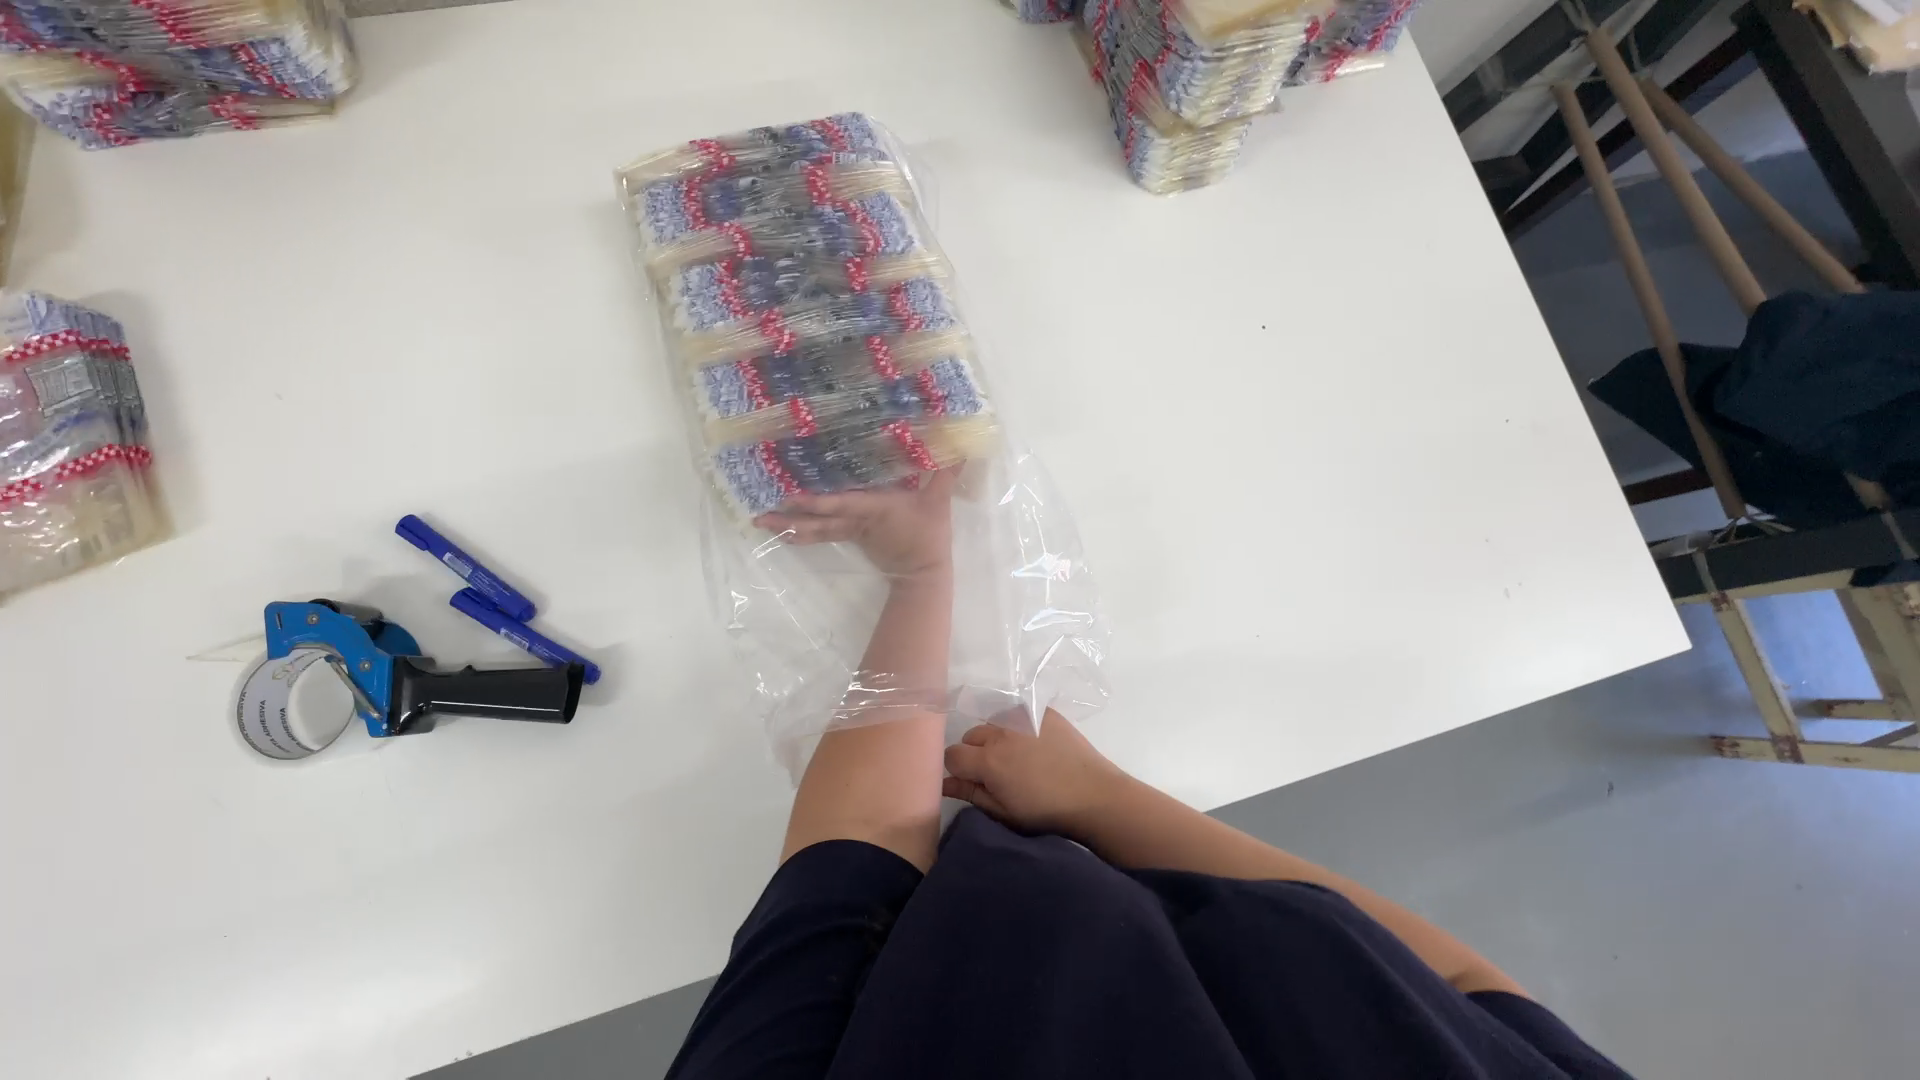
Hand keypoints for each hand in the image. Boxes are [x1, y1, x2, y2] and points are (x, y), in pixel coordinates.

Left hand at [754, 469, 954, 578]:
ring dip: (788, 525)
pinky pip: (824, 534)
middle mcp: (857, 519)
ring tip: (762, 522)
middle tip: (759, 514)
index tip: (790, 495)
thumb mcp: (938, 503)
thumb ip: (944, 475)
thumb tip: (960, 448)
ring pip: (816, 528)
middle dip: (789, 516)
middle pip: (818, 518)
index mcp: (873, 507)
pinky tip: (785, 532)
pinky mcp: (854, 538)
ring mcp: (853, 530)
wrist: (924, 572)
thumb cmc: (928, 535)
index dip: (815, 500)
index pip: (839, 503)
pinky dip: (804, 533)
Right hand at [942, 709, 1133, 836]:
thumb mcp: (1004, 812)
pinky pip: (1020, 713)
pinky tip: (1036, 744)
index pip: (952, 754)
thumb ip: (971, 794)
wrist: (1094, 795)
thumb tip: (944, 783)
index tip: (973, 780)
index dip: (958, 769)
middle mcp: (1000, 733)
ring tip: (1019, 757)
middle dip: (976, 752)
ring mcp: (1024, 718)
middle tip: (998, 772)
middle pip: (972, 735)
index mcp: (987, 760)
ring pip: (995, 722)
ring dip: (997, 737)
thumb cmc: (1046, 812)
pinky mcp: (1044, 712)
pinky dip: (1020, 726)